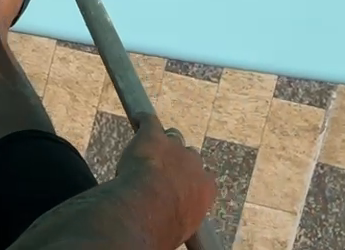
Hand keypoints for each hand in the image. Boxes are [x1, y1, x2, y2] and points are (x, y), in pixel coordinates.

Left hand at [116, 116, 215, 245]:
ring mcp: (174, 146)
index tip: (180, 186)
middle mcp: (194, 163)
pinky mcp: (153, 135)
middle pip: (190, 155)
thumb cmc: (164, 227)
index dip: (190, 180)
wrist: (148, 208)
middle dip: (178, 161)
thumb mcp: (181, 226)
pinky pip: (149, 121)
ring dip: (162, 143)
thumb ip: (182, 213)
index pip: (204, 177)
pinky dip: (143, 119)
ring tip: (149, 152)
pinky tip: (137, 118)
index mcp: (206, 188)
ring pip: (171, 138)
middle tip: (162, 172)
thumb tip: (172, 221)